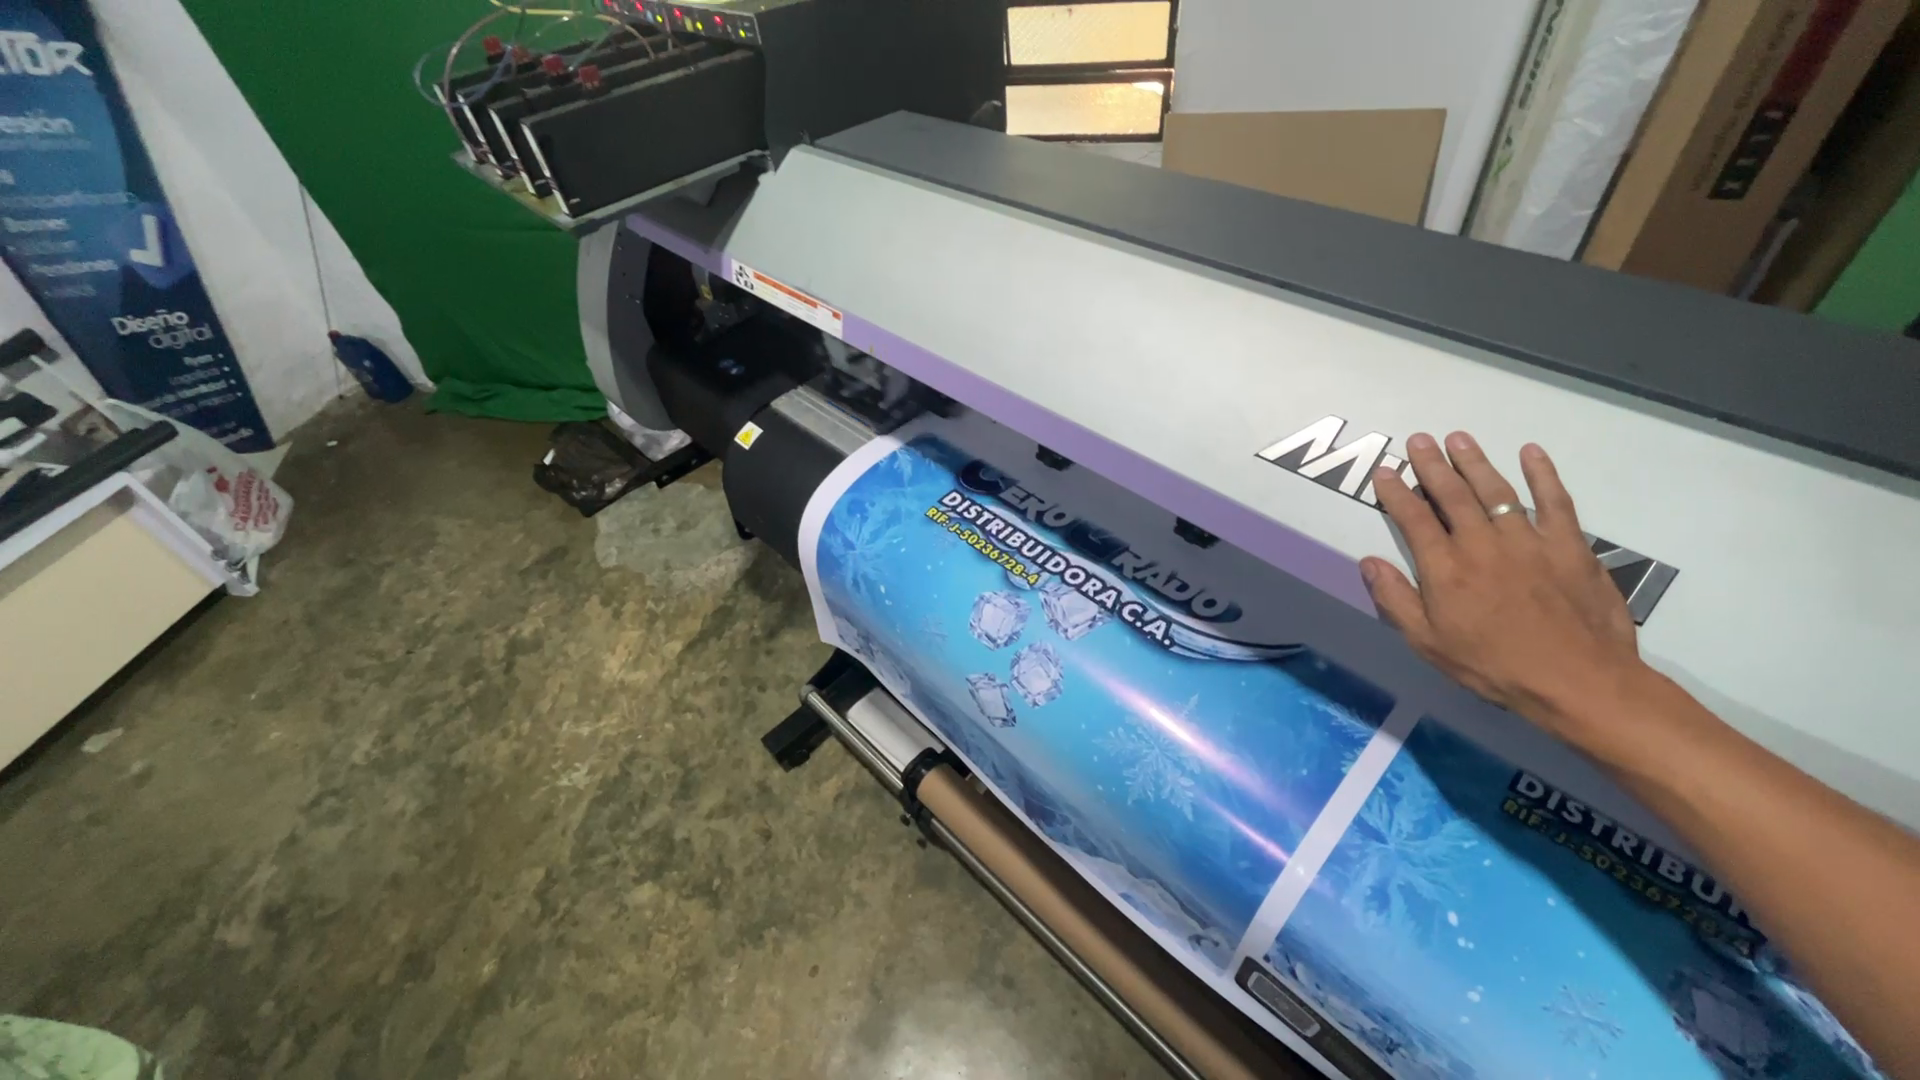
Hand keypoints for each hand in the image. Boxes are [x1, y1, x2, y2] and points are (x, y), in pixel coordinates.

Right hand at [1360, 432, 1644, 732]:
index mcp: (1446, 569)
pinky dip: (1543, 475)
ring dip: (1475, 462)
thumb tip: (1369, 562)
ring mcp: (1529, 541)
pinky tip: (1531, 453)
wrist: (1576, 681)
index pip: (1414, 519)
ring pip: (1497, 491)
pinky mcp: (1569, 546)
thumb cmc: (1493, 666)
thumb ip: (1396, 600)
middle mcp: (1483, 545)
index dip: (1396, 492)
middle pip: (1453, 495)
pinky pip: (1555, 502)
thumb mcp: (1428, 643)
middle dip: (1432, 465)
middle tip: (1418, 440)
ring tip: (1458, 438)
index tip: (1384, 471)